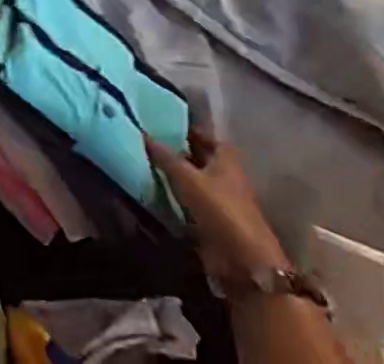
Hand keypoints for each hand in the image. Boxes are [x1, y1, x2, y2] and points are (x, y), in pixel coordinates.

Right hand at [146, 131, 290, 282]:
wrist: (242, 261)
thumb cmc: (220, 209)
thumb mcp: (188, 178)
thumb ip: (165, 156)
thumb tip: (143, 133)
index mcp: (226, 159)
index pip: (206, 136)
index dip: (187, 129)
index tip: (161, 122)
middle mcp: (223, 176)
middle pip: (197, 157)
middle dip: (175, 150)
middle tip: (145, 140)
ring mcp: (217, 199)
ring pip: (190, 180)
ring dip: (171, 174)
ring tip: (141, 161)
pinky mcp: (209, 220)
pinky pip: (186, 201)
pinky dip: (171, 197)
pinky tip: (150, 190)